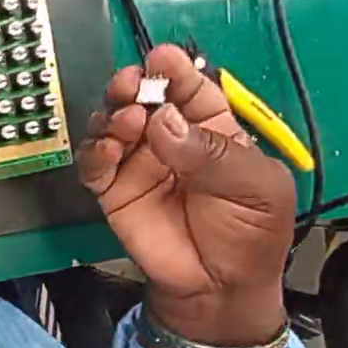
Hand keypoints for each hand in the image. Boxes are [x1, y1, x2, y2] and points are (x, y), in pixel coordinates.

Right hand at [77, 44, 296, 347]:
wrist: (217, 288)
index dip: (177, 71)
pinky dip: (93, 152)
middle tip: (130, 86)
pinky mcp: (110, 189)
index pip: (191, 90)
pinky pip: (93, 163)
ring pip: (113, 124)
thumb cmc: (249, 234)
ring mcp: (136, 163)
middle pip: (144, 99)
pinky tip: (106, 153)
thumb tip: (164, 120)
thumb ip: (212, 153)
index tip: (162, 59)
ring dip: (112, 116)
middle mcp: (169, 139)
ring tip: (125, 125)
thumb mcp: (254, 187)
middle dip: (133, 86)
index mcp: (212, 129)